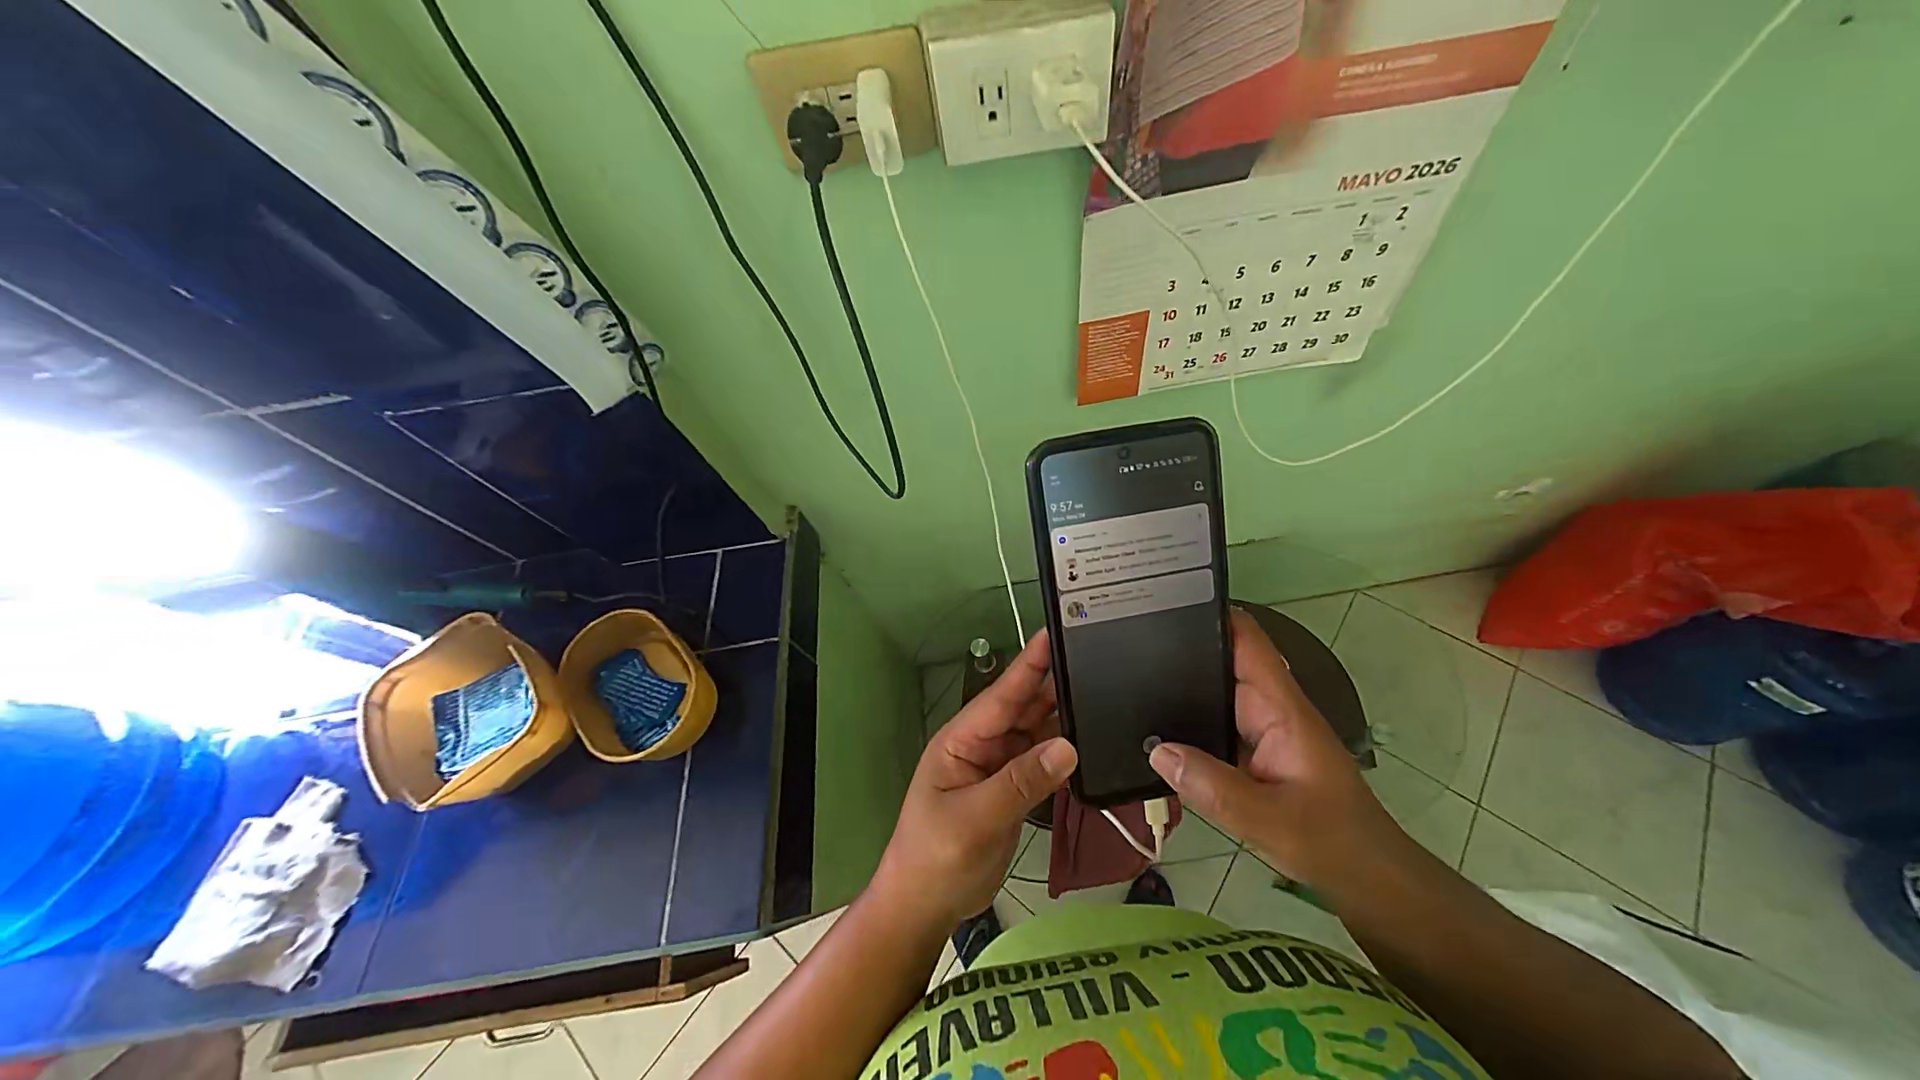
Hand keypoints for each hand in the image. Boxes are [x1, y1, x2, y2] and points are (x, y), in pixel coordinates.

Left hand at [873, 630, 1076, 929]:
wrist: (927, 906)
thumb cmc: (936, 857)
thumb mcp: (975, 818)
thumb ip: (1021, 782)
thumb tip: (1068, 747)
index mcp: (963, 740)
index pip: (1001, 695)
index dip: (1029, 664)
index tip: (1055, 633)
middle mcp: (983, 745)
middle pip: (1024, 708)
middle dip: (1054, 684)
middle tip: (1096, 659)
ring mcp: (1000, 767)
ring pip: (1037, 732)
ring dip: (1065, 717)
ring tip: (1104, 691)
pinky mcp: (1014, 789)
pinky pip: (1043, 761)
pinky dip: (1065, 751)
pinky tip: (1091, 740)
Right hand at [1148, 608, 1409, 892]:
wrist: (1368, 879)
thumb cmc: (1331, 841)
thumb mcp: (1268, 820)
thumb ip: (1211, 787)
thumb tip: (1156, 751)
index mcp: (1282, 709)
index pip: (1249, 642)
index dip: (1215, 614)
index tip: (1167, 600)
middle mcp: (1270, 711)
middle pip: (1225, 663)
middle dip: (1183, 648)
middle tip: (1127, 641)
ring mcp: (1262, 732)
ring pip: (1217, 695)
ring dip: (1182, 686)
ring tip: (1128, 676)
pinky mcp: (1255, 754)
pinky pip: (1215, 725)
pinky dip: (1188, 720)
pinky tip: (1153, 727)